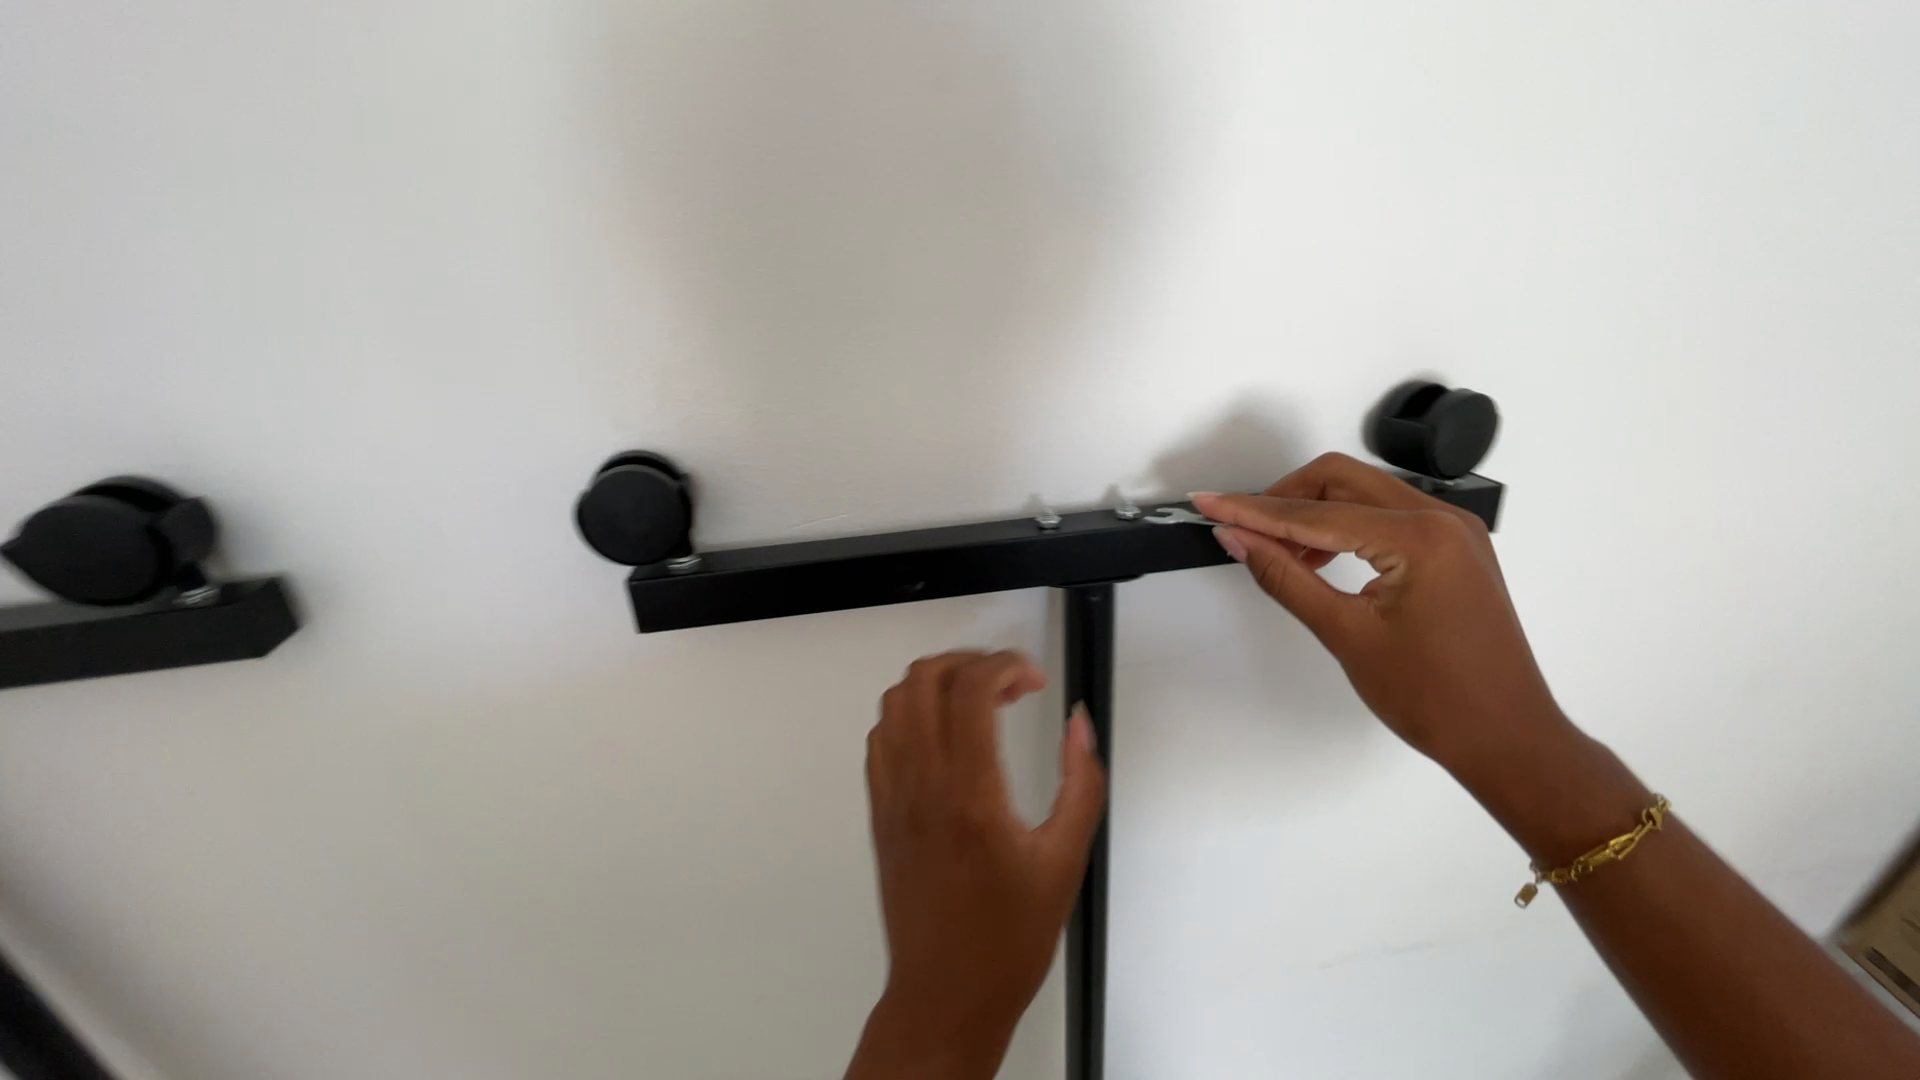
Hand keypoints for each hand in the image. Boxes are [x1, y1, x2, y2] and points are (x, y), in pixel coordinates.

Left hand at [846, 651, 1107, 1079]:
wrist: (945, 993)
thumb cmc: (1007, 938)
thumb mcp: (1065, 859)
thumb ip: (1081, 782)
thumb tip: (1078, 725)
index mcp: (968, 793)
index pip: (972, 688)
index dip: (1007, 665)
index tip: (1034, 681)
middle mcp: (921, 784)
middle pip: (925, 678)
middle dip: (971, 661)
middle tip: (1007, 683)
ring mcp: (892, 795)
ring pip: (895, 700)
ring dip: (937, 682)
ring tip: (977, 701)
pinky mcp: (878, 810)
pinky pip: (882, 736)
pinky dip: (910, 713)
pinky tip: (943, 734)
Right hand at [1193, 453, 1567, 774]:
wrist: (1508, 738)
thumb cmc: (1434, 698)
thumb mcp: (1345, 634)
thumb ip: (1284, 577)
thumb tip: (1237, 539)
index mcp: (1420, 538)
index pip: (1314, 514)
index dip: (1252, 510)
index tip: (1208, 503)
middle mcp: (1442, 519)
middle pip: (1341, 479)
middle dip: (1283, 498)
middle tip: (1239, 526)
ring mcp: (1455, 530)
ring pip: (1363, 491)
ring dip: (1312, 510)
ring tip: (1275, 549)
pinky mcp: (1455, 548)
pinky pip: (1386, 514)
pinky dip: (1344, 524)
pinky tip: (1318, 557)